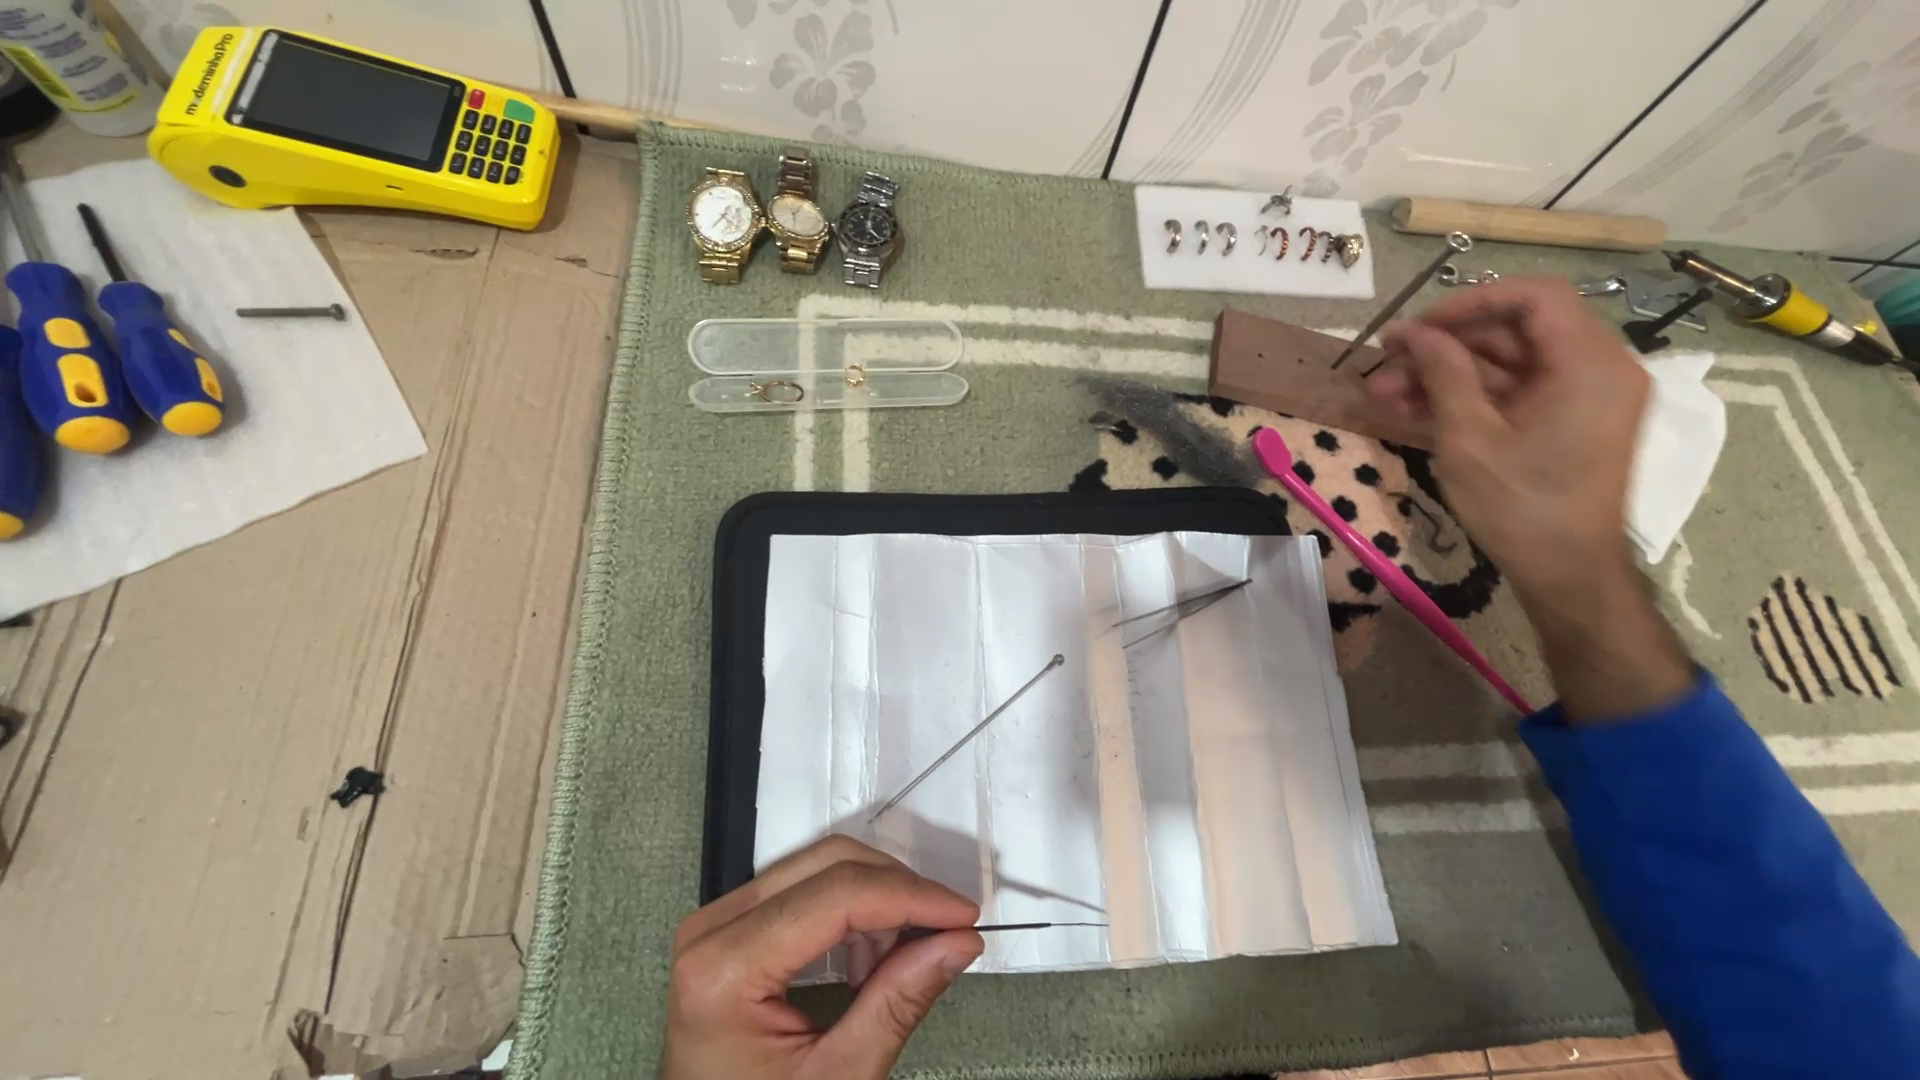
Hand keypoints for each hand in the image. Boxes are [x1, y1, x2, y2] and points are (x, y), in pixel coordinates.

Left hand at [662, 835, 984, 1079]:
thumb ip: (896, 1005)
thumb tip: (957, 943)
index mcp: (725, 967)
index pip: (838, 895)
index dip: (911, 897)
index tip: (964, 916)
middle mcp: (714, 926)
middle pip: (830, 865)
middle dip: (899, 892)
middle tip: (946, 932)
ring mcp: (719, 919)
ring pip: (821, 866)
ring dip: (878, 900)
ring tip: (903, 960)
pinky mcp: (732, 924)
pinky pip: (805, 886)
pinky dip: (852, 910)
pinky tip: (869, 958)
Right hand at [1369, 278, 1692, 719]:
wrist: (1565, 571)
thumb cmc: (1520, 503)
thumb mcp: (1469, 436)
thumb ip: (1442, 373)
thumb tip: (1409, 333)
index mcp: (1589, 362)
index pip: (1534, 297)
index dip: (1470, 302)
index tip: (1417, 328)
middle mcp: (1596, 368)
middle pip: (1513, 331)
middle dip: (1443, 347)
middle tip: (1385, 365)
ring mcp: (1581, 397)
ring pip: (1505, 364)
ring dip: (1444, 374)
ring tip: (1384, 393)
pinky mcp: (1564, 421)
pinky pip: (1512, 392)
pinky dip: (1466, 397)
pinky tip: (1413, 409)